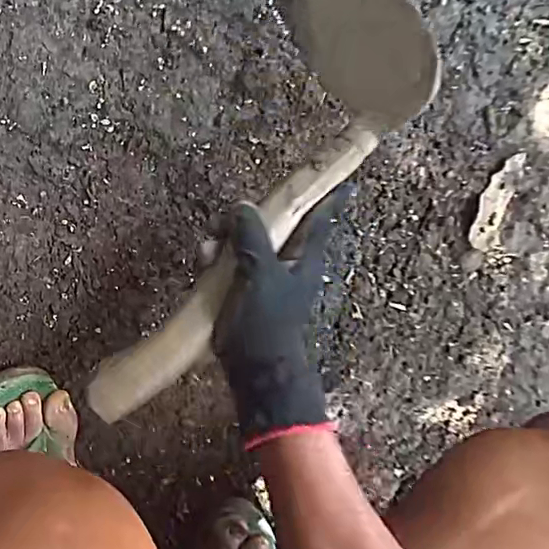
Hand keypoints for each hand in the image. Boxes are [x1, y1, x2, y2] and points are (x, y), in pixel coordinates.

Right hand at [211, 185, 352, 447]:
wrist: (253, 366)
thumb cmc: (265, 320)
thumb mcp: (259, 272)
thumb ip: (252, 236)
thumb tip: (242, 206)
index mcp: (303, 257)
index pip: (319, 219)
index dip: (329, 199)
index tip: (344, 182)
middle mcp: (286, 263)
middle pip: (269, 225)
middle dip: (243, 220)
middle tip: (221, 225)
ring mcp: (264, 277)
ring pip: (243, 242)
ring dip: (223, 242)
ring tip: (207, 252)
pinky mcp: (242, 291)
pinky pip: (227, 263)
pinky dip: (215, 260)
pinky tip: (203, 265)